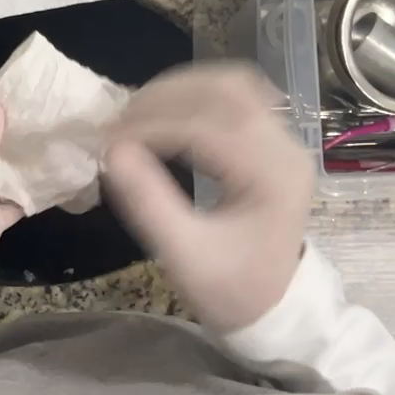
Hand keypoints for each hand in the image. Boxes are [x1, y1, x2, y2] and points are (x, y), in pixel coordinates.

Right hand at [103, 63, 313, 330]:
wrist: (275, 308)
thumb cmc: (230, 288)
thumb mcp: (183, 255)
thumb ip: (148, 202)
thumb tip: (111, 153)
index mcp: (271, 175)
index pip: (205, 127)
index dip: (151, 128)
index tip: (108, 143)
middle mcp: (285, 147)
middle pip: (225, 89)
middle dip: (164, 98)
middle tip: (119, 121)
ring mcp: (283, 140)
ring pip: (232, 86)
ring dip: (180, 91)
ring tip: (137, 114)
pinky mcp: (271, 141)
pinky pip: (235, 99)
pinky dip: (195, 98)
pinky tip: (165, 115)